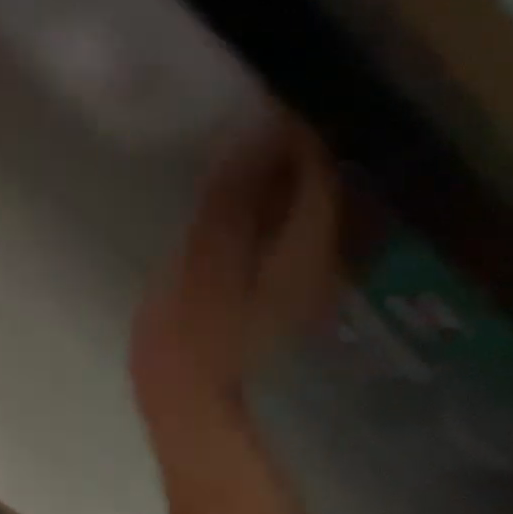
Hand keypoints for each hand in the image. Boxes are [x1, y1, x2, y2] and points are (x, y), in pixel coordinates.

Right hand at [130, 119, 344, 435]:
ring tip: (238, 163)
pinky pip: (286, 238)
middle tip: (245, 127)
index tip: (256, 104)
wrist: (192, 408)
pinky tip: (238, 216)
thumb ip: (231, 202)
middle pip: (319, 185)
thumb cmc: (189, 339)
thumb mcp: (202, 263)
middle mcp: (323, 254)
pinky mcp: (282, 299)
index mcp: (305, 241)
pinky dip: (267, 216)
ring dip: (278, 184)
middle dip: (289, 153)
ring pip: (305, 212)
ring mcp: (306, 280)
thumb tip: (257, 133)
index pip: (315, 164)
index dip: (290, 131)